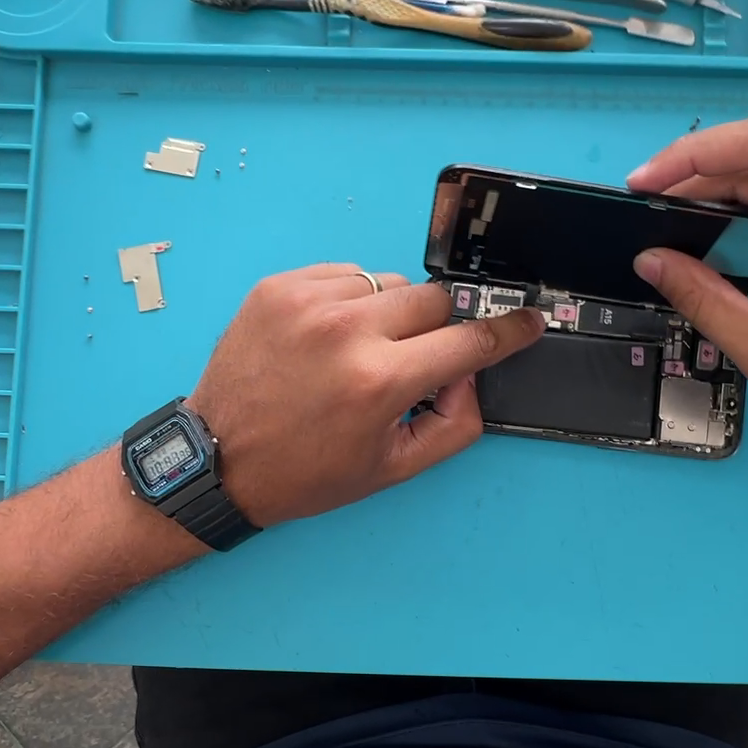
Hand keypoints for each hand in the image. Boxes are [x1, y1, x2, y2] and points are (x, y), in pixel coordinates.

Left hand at [185, 264, 543, 526]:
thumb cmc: (308, 472)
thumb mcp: (393, 468)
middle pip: (434, 300)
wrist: (219, 459)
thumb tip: (471, 374)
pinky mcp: (280, 286)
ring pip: (391, 283)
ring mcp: (308, 301)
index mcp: (379, 382)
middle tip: (411, 360)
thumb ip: (453, 423)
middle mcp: (347, 330)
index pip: (468, 342)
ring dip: (392, 315)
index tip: (528, 320)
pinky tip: (331, 335)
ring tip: (361, 350)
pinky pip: (346, 275)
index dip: (507, 331)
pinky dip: (353, 301)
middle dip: (437, 330)